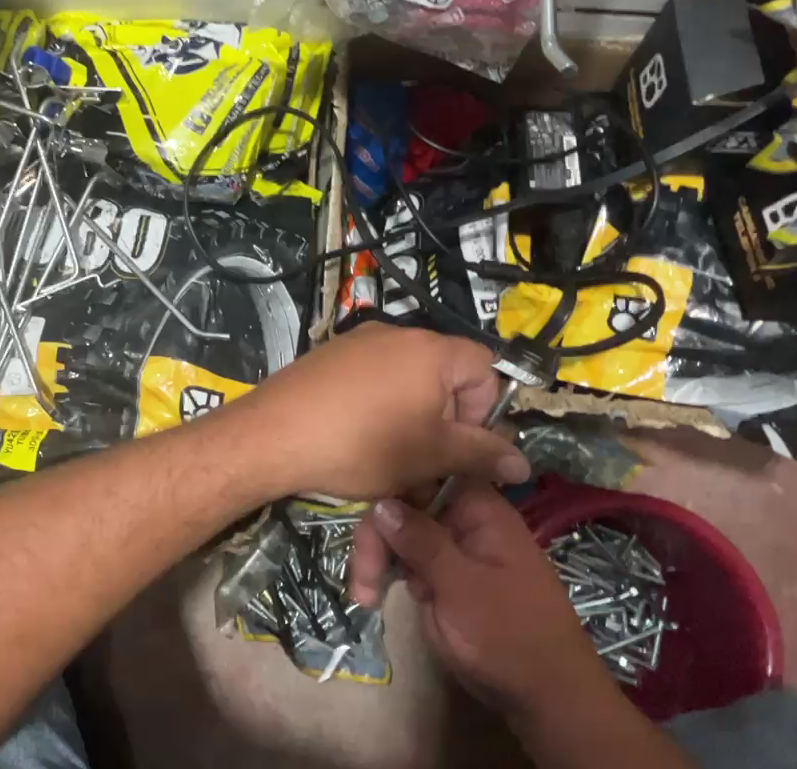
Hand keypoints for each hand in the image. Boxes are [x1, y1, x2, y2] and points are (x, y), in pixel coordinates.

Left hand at [231, 324, 529, 499]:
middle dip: (444, 420)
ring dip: (410, 419)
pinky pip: (370, 380)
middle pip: (444, 375)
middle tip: (425, 460)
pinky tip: (356, 440)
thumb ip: (482, 455)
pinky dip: (376, 408)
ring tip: (390, 458)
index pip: (485, 368)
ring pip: (405, 381)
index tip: (461, 447)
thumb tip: (523, 462)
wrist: (273, 435)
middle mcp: (394, 333)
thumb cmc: (362, 444)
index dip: (484, 411)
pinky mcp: (326, 357)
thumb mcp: (431, 456)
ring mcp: (355, 341)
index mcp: (430, 349)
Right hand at [349, 485, 614, 719]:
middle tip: (364, 575)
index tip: (364, 505)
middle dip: (376, 533)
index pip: (426, 470)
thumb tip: (380, 502)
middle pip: (401, 502)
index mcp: (478, 509)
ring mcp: (445, 547)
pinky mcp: (433, 573)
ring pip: (392, 531)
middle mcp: (459, 519)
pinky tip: (368, 595)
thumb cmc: (512, 636)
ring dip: (373, 556)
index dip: (391, 479)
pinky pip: (397, 557)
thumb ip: (422, 542)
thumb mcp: (464, 588)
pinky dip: (379, 572)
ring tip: (364, 594)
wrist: (542, 699)